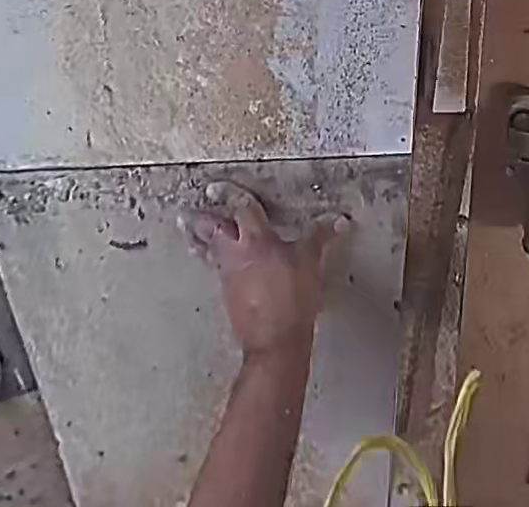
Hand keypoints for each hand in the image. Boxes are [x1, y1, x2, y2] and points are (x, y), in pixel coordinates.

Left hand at [182, 182, 347, 357]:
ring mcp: (228, 276)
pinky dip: (215, 265)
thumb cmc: (292, 297)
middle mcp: (235, 254)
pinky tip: (220, 267)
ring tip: (193, 236)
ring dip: (202, 242)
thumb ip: (320, 236)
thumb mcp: (311, 261)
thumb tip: (338, 222)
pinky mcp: (228, 296)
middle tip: (191, 213)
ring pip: (209, 252)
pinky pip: (217, 273)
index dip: (234, 195)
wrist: (275, 342)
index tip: (221, 186)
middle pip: (212, 230)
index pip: (242, 208)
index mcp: (255, 239)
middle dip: (204, 220)